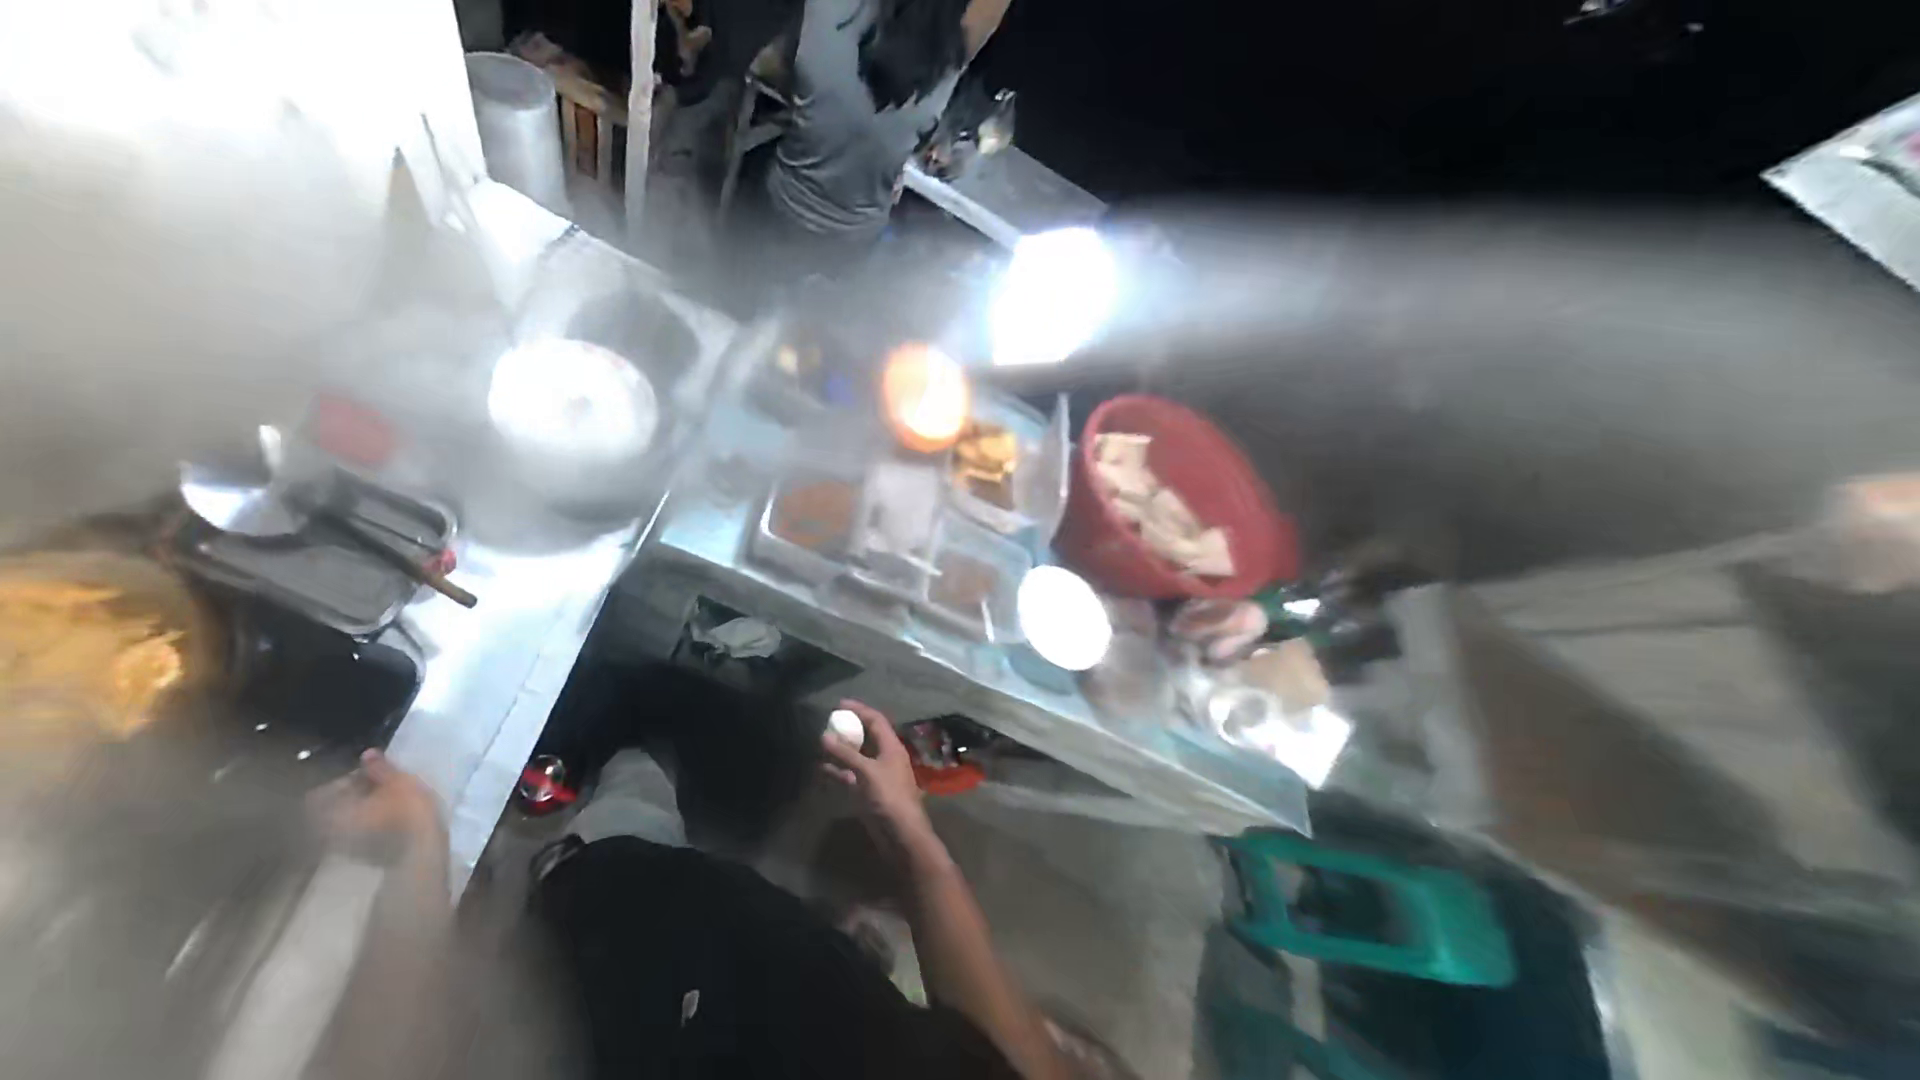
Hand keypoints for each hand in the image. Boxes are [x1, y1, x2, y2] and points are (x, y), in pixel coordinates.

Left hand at [309, 749, 444, 862]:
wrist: (421, 847)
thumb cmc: (405, 811)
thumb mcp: (397, 781)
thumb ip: (379, 767)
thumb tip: (367, 753)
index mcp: (332, 812)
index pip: (320, 793)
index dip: (341, 780)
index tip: (364, 773)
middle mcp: (330, 830)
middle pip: (332, 807)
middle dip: (352, 794)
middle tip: (376, 783)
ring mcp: (343, 845)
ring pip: (345, 820)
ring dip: (361, 808)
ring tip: (385, 798)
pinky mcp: (360, 853)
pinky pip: (357, 831)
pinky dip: (368, 821)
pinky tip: (388, 815)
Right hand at [820, 700, 934, 847]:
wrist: (901, 834)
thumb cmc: (888, 797)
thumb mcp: (866, 771)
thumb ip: (845, 754)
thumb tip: (824, 736)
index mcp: (892, 747)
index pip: (876, 720)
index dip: (860, 709)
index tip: (840, 704)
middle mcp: (886, 757)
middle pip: (868, 736)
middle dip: (850, 728)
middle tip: (830, 722)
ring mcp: (877, 775)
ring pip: (858, 756)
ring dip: (842, 749)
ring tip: (823, 742)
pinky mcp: (868, 792)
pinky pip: (851, 775)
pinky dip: (838, 770)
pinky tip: (822, 767)